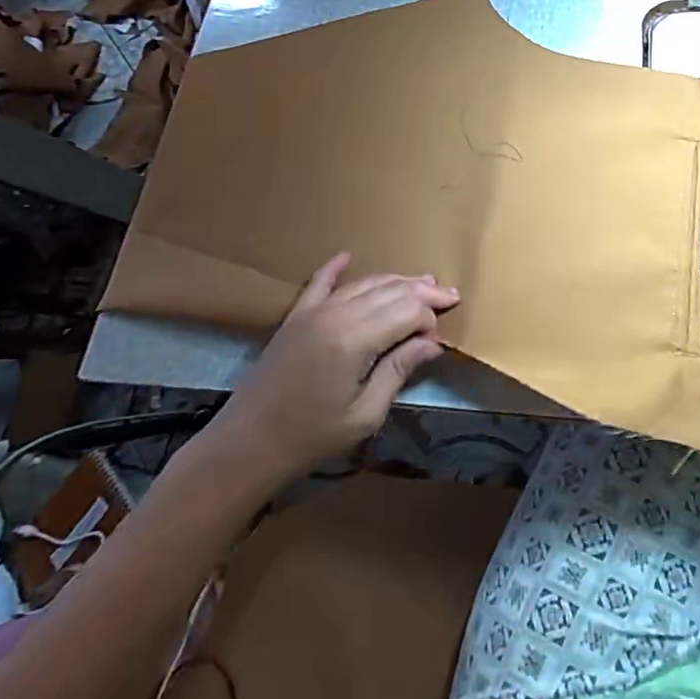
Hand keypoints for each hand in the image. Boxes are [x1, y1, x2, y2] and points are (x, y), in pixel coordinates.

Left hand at [215, 253, 457, 476]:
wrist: (248, 444)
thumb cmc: (312, 436)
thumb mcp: (366, 413)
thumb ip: (399, 370)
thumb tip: (432, 343)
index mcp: (354, 340)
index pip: (407, 311)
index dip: (429, 320)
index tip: (439, 339)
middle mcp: (335, 315)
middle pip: (390, 291)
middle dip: (423, 292)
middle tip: (451, 296)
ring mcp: (313, 312)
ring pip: (364, 284)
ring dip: (396, 281)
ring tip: (425, 281)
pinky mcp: (296, 317)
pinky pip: (320, 283)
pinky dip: (336, 267)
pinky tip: (348, 254)